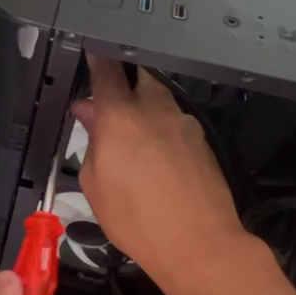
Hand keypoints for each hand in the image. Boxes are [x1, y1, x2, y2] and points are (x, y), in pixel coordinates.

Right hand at [70, 57, 249, 279]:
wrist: (200, 245)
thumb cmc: (136, 218)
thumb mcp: (95, 184)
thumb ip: (92, 143)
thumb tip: (92, 116)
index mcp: (121, 116)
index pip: (106, 72)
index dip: (98, 58)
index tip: (93, 49)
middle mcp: (156, 111)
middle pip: (141, 78)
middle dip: (126, 83)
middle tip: (110, 104)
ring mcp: (185, 125)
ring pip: (161, 102)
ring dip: (145, 110)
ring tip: (132, 140)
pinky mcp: (204, 144)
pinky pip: (177, 126)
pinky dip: (163, 132)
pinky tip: (157, 160)